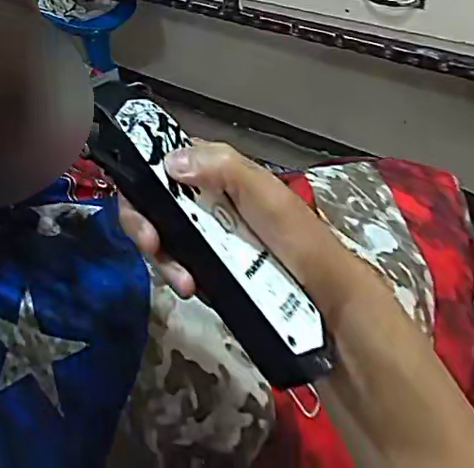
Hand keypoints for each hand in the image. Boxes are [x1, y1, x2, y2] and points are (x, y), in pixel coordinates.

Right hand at [116, 140, 382, 320]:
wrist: (335, 314)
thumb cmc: (302, 245)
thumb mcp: (268, 197)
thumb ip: (224, 169)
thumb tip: (169, 162)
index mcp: (226, 176)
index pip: (174, 159)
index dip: (148, 170)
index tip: (138, 194)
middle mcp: (215, 203)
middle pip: (161, 199)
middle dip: (145, 218)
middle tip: (149, 242)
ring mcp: (214, 239)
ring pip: (167, 234)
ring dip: (162, 253)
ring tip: (181, 279)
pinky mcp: (215, 273)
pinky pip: (182, 266)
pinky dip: (177, 274)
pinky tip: (190, 288)